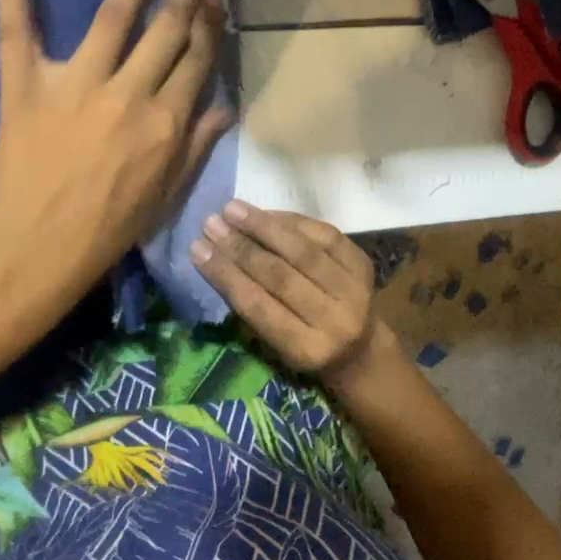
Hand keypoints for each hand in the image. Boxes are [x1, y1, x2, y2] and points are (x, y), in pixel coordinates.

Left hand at [0, 0, 231, 295]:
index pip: (195, 63)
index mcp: (165, 123)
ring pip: (111, 21)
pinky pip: (18, 29)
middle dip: (181, 2)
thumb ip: (197, 147)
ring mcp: (75, 85)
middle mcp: (128, 95)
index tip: (215, 2)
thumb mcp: (166, 194)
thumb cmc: (109, 228)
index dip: (209, 28)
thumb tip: (225, 107)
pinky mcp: (26, 85)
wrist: (41, 247)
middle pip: (163, 36)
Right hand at [190, 200, 394, 382]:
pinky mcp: (363, 265)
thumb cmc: (305, 347)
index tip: (197, 248)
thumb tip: (214, 255)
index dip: (225, 275)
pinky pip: (324, 235)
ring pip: (302, 251)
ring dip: (262, 226)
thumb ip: (250, 305)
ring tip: (231, 209)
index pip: (258, 306)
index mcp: (306, 350)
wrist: (362, 350)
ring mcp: (354, 291)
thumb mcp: (275, 344)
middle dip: (240, 247)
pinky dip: (291, 221)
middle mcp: (335, 321)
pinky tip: (264, 212)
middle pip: (280, 276)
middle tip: (210, 224)